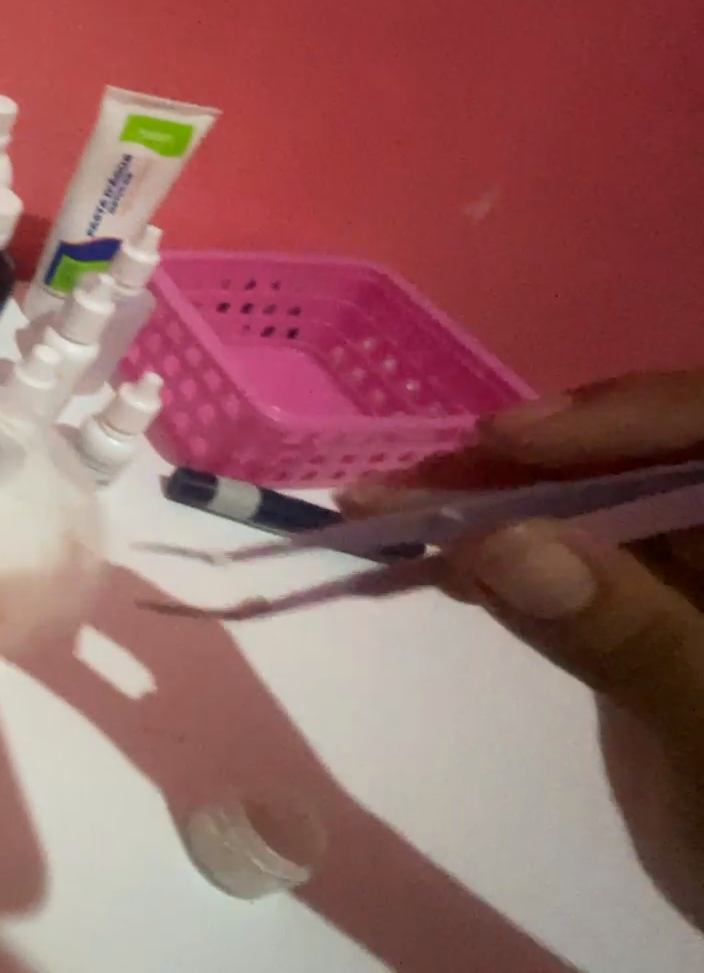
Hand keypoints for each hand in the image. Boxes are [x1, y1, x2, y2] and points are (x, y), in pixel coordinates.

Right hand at [342, 369, 703, 742]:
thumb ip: (631, 636)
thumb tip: (496, 540)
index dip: (633, 415)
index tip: (506, 438)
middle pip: (644, 460)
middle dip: (521, 465)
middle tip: (405, 483)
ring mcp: (698, 574)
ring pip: (586, 505)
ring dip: (480, 504)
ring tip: (380, 511)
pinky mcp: (641, 608)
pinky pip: (559, 555)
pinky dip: (487, 551)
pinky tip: (427, 557)